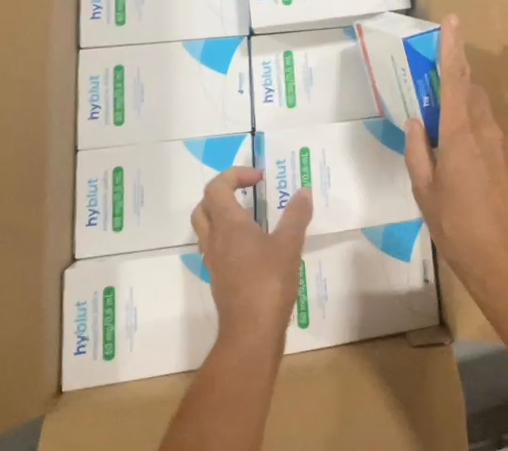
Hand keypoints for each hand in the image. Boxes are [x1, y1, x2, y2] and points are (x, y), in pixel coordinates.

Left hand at [191, 166, 313, 351]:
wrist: (251, 332)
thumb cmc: (268, 282)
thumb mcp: (289, 244)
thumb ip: (296, 215)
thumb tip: (303, 191)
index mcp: (228, 225)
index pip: (216, 188)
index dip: (234, 175)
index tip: (259, 178)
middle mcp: (215, 240)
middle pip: (204, 206)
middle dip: (223, 192)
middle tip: (248, 192)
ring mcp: (214, 262)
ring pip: (207, 228)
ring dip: (223, 215)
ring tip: (253, 217)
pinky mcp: (220, 279)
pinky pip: (217, 248)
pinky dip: (229, 237)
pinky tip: (254, 246)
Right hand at [404, 15, 507, 303]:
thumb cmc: (457, 228)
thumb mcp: (425, 192)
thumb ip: (418, 152)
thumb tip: (416, 122)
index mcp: (459, 134)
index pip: (455, 78)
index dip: (452, 47)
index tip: (451, 20)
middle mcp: (487, 132)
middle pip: (471, 93)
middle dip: (457, 81)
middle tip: (437, 87)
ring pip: (484, 118)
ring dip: (467, 116)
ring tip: (449, 142)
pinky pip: (496, 143)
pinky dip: (481, 146)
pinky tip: (473, 178)